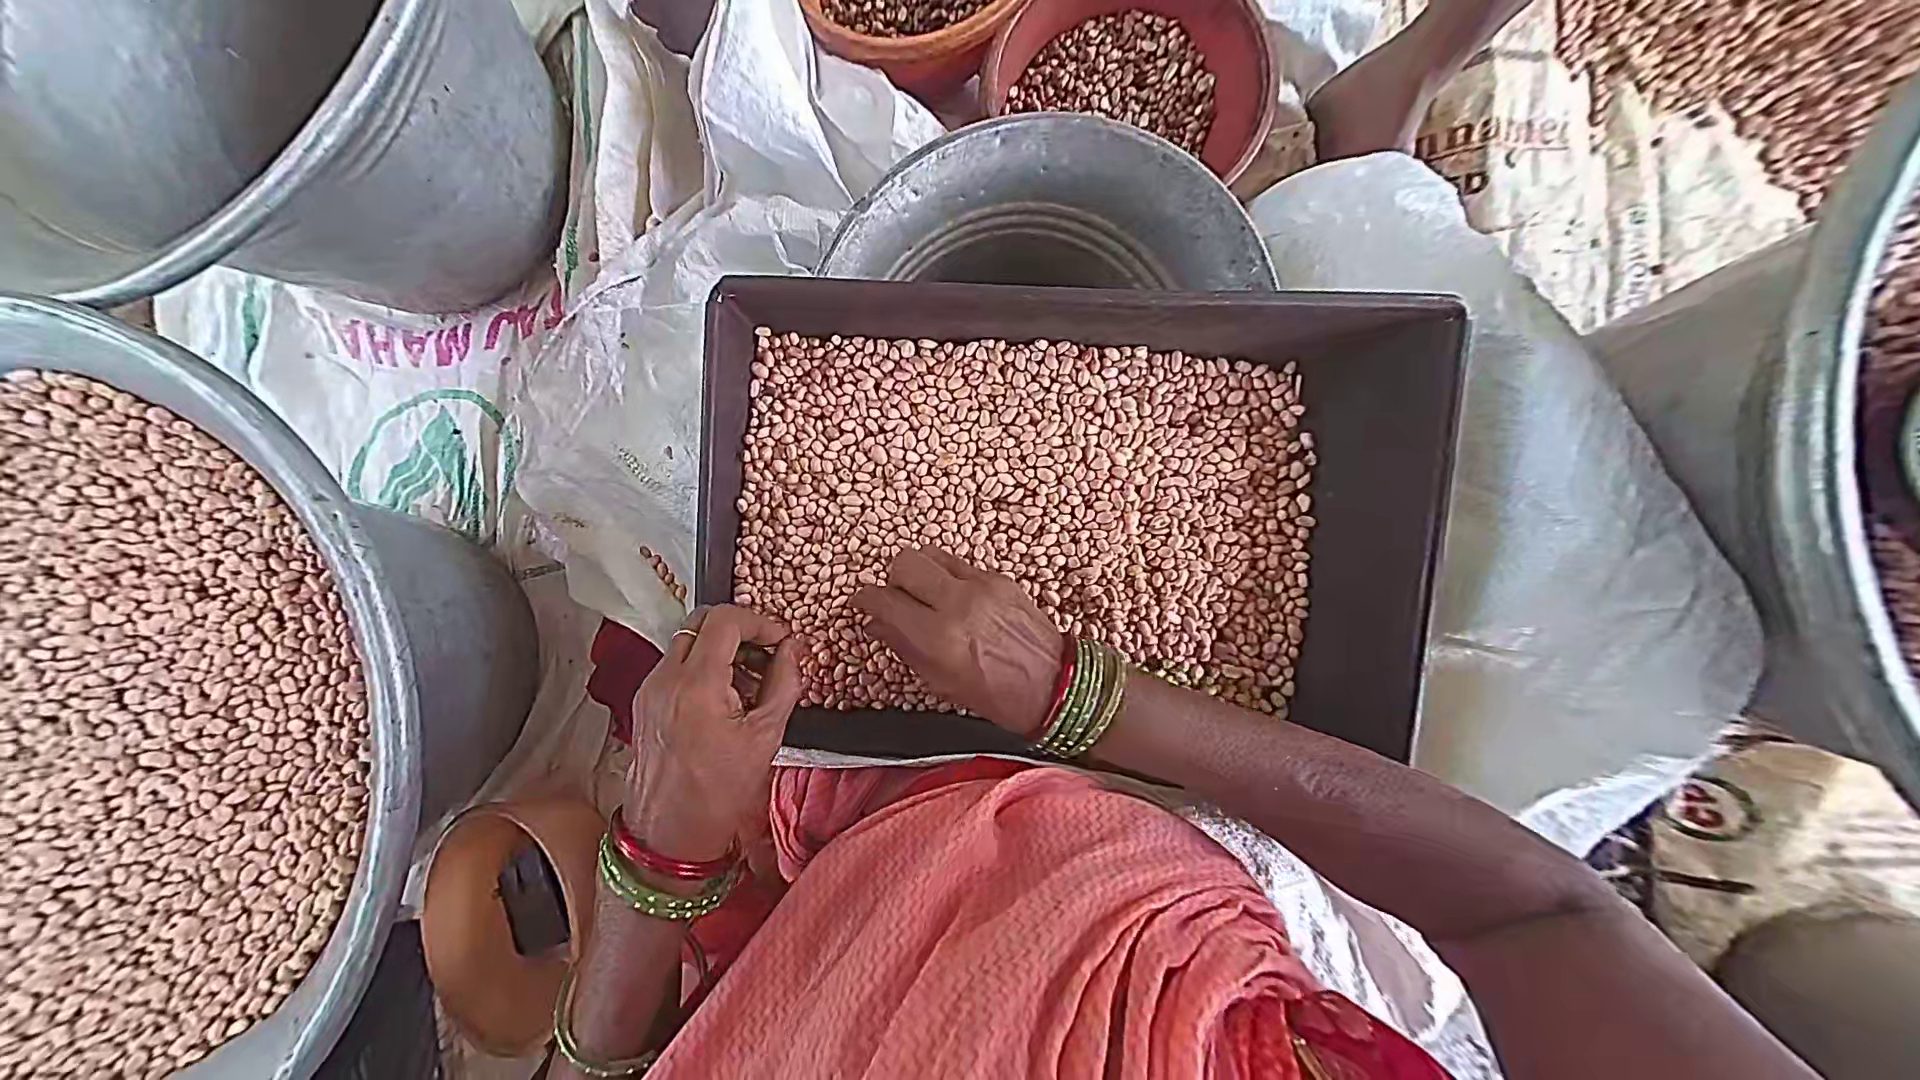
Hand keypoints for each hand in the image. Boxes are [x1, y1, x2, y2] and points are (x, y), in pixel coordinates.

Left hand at [625, 606, 801, 860]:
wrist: (669, 835)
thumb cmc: (718, 794)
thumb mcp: (766, 735)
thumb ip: (785, 681)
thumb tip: (793, 650)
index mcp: (696, 685)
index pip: (725, 620)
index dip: (760, 621)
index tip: (780, 639)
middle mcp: (665, 680)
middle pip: (702, 620)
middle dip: (740, 627)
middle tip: (766, 649)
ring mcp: (650, 689)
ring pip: (689, 640)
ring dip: (723, 646)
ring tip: (751, 677)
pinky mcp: (646, 701)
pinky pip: (676, 663)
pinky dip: (704, 664)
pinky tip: (727, 694)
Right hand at [852, 548, 1067, 736]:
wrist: (1056, 685)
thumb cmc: (998, 696)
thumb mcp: (941, 682)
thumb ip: (904, 646)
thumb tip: (876, 623)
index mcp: (939, 637)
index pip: (884, 600)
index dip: (866, 600)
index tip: (864, 603)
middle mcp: (959, 603)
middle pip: (905, 562)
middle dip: (893, 579)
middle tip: (897, 599)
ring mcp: (982, 586)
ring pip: (932, 554)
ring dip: (921, 572)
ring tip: (926, 597)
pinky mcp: (1000, 579)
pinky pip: (960, 565)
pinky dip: (949, 578)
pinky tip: (956, 600)